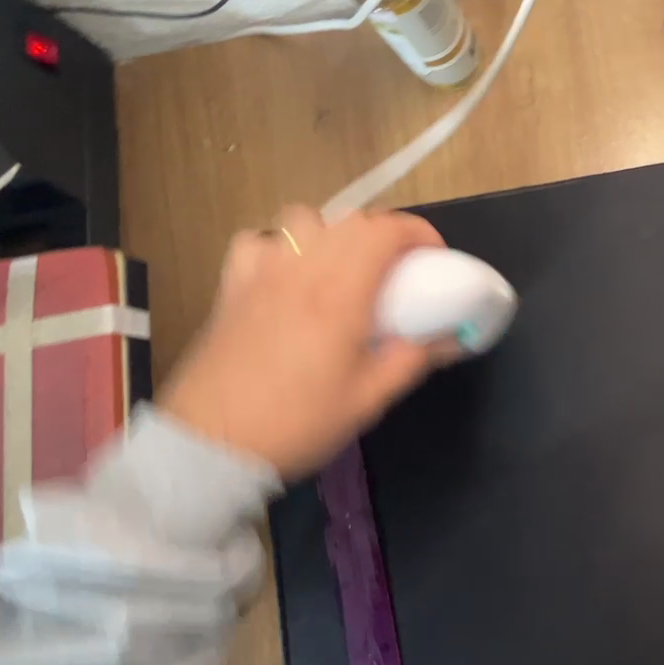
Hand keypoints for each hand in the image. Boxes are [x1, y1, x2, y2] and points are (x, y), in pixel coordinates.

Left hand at [159, 205, 453, 477]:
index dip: (417, 231)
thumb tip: (452, 339)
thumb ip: (414, 359)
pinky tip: (289, 274)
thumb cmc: (298, 422)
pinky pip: (257, 241)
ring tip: (345, 266)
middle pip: (350, 220)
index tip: (434, 255)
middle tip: (401, 266)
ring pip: (303, 219)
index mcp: (340, 294)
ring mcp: (260, 274)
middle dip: (386, 232)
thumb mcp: (369, 399)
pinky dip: (281, 246)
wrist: (211, 445)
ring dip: (335, 232)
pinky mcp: (231, 288)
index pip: (383, 231)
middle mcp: (300, 270)